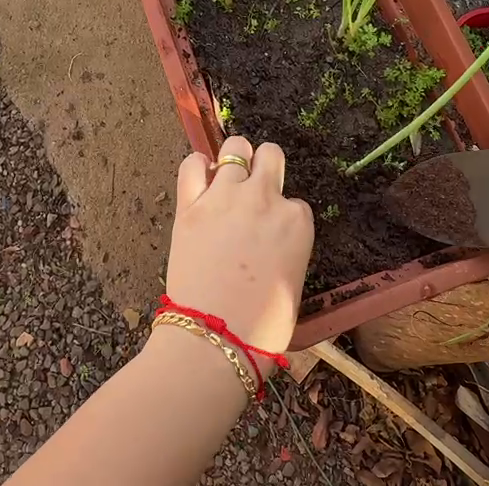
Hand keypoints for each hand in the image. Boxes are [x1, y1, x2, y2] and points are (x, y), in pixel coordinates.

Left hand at [164, 136, 314, 362]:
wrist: (216, 340)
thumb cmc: (262, 329)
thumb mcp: (293, 284)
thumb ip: (287, 250)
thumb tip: (271, 244)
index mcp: (298, 221)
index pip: (294, 203)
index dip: (282, 216)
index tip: (271, 234)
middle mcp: (265, 199)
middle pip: (270, 155)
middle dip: (264, 167)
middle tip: (253, 189)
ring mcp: (226, 197)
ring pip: (235, 148)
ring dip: (233, 159)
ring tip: (226, 178)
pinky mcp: (190, 204)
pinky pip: (192, 165)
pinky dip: (197, 166)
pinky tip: (200, 179)